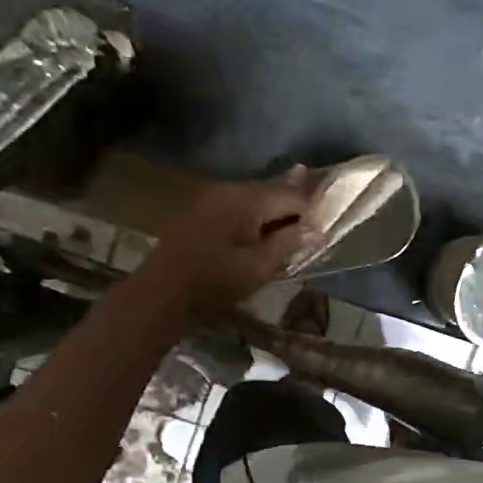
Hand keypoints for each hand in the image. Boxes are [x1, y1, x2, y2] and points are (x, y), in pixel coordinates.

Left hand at [130, 168, 323, 318]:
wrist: (162, 292)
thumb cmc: (214, 281)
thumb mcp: (259, 266)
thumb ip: (290, 243)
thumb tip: (319, 230)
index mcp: (246, 198)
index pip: (291, 197)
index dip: (311, 214)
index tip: (321, 237)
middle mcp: (229, 189)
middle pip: (273, 195)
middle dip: (292, 214)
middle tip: (308, 236)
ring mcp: (212, 199)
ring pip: (255, 203)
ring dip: (273, 219)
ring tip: (286, 240)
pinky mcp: (201, 213)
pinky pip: (238, 211)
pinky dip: (253, 224)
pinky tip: (259, 241)